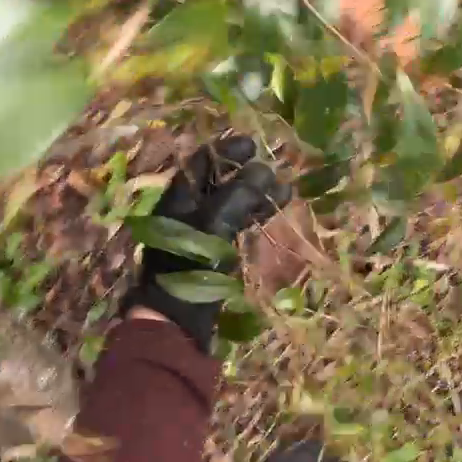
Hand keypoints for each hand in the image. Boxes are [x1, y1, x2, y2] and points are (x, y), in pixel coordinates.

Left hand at [122, 135, 289, 349]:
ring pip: (229, 204)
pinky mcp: (210, 254)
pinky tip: (271, 215)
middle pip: (218, 183)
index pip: (202, 163)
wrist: (177, 318)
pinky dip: (252, 217)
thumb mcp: (215, 223)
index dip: (227, 150)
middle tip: (274, 168)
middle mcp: (186, 212)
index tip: (253, 144)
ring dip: (255, 196)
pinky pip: (233, 226)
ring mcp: (198, 233)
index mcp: (178, 199)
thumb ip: (239, 194)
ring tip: (284, 191)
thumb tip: (263, 171)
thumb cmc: (191, 266)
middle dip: (247, 173)